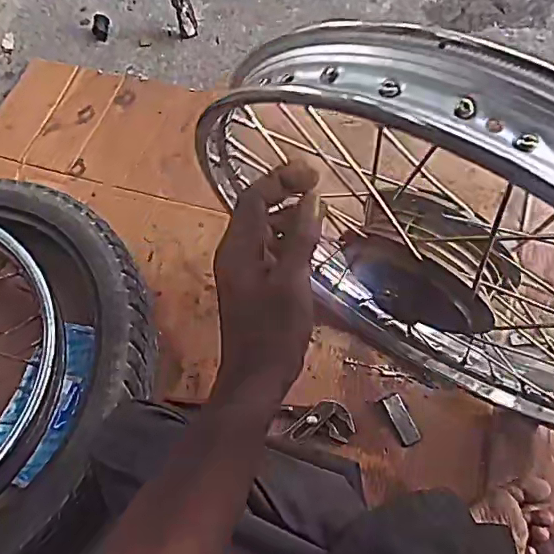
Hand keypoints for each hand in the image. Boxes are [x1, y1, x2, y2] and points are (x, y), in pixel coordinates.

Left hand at [211, 159, 321, 411]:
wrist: (255, 379)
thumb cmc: (274, 333)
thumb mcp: (293, 282)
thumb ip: (301, 239)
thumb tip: (311, 202)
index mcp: (237, 249)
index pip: (253, 198)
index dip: (281, 180)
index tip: (313, 175)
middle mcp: (234, 254)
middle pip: (256, 210)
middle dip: (286, 195)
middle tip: (318, 190)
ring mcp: (241, 270)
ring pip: (263, 231)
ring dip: (289, 219)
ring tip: (319, 221)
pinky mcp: (251, 285)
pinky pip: (268, 251)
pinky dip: (288, 242)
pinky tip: (310, 250)